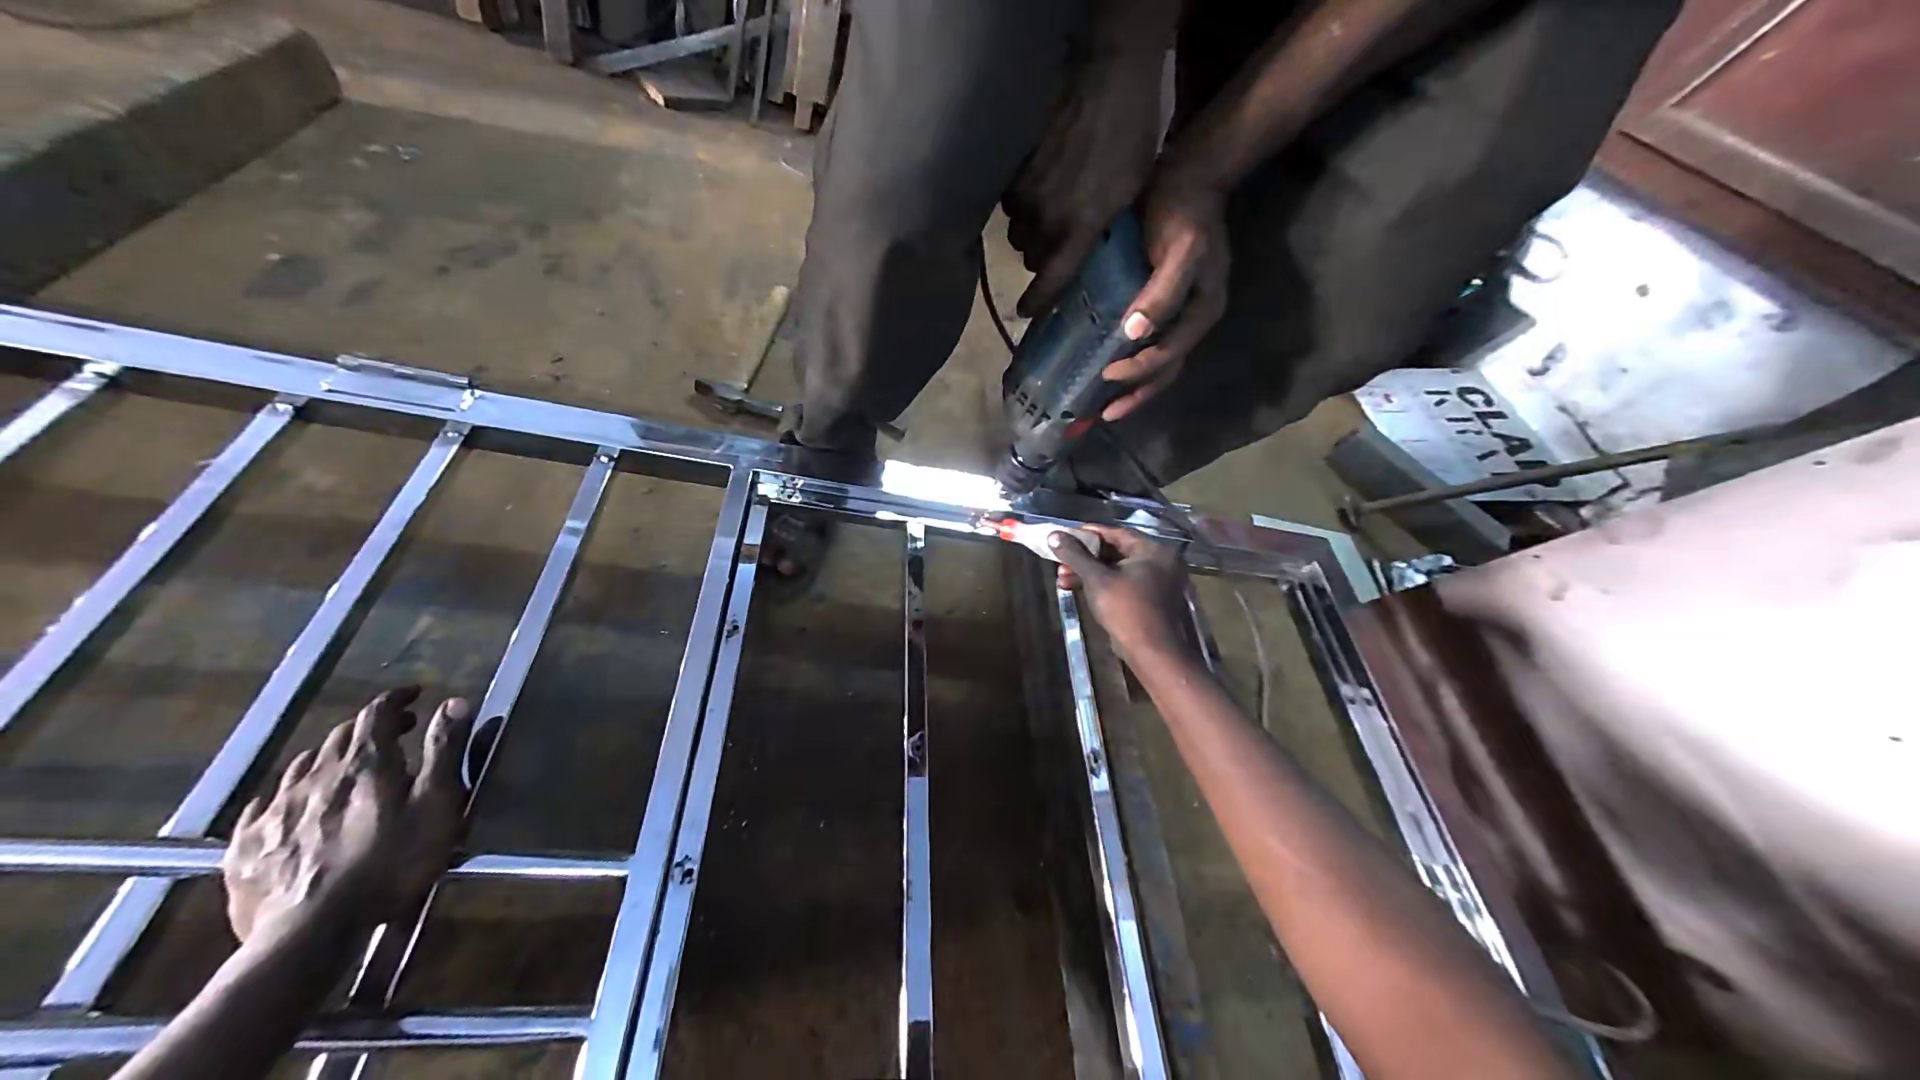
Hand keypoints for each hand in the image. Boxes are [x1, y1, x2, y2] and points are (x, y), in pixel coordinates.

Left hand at [222, 688, 472, 943]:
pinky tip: (289, 803)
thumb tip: (454, 702)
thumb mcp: (438, 803)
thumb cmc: (392, 862)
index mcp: (365, 762)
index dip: (396, 699)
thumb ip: (445, 751)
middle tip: (395, 731)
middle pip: (339, 736)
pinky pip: (262, 805)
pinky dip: (285, 792)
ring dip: (328, 756)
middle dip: (369, 726)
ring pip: (300, 766)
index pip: (377, 712)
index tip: (414, 694)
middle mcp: (315, 775)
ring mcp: (274, 810)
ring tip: (346, 764)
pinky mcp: (246, 846)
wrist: (311, 931)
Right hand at [1004, 49, 1163, 319]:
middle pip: (1032, 259)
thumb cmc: (1130, 140)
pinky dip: (1022, 208)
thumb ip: (1100, 234)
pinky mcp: (1013, 175)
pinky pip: (1010, 208)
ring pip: (1019, 235)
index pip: (1049, 281)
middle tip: (1060, 245)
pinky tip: (1041, 191)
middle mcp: (1046, 220)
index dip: (1037, 302)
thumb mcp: (1128, 197)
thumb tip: (1083, 259)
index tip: (1027, 311)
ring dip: (1032, 233)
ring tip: (1051, 215)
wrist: (1107, 82)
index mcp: (1079, 229)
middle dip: (1044, 257)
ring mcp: (1025, 196)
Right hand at [1050, 524, 1191, 663]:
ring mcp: (1157, 582)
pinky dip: (1101, 586)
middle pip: (1115, 552)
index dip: (1088, 533)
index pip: (1117, 533)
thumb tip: (1053, 535)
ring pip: (1116, 570)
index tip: (1066, 534)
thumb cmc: (1126, 609)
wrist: (1152, 652)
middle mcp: (1160, 562)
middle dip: (1084, 557)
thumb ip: (1075, 555)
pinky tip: (1077, 590)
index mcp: (1153, 550)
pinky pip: (1122, 585)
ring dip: (1088, 573)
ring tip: (1062, 578)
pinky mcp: (1150, 601)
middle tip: (1060, 559)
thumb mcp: (1097, 579)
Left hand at [1103, 176, 1230, 420]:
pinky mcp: (1160, 304)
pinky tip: (1104, 364)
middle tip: (1102, 415)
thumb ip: (1161, 294)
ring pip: (1156, 362)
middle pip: (1165, 371)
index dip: (1138, 373)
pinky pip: (1145, 341)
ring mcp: (1178, 314)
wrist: (1190, 176)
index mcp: (1202, 313)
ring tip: (1103, 404)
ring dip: (1132, 386)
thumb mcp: (1181, 250)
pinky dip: (1127, 359)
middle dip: (1135, 396)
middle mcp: (1191, 321)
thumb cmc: (1186, 212)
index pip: (1169, 358)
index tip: (1106, 377)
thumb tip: (1135, 335)